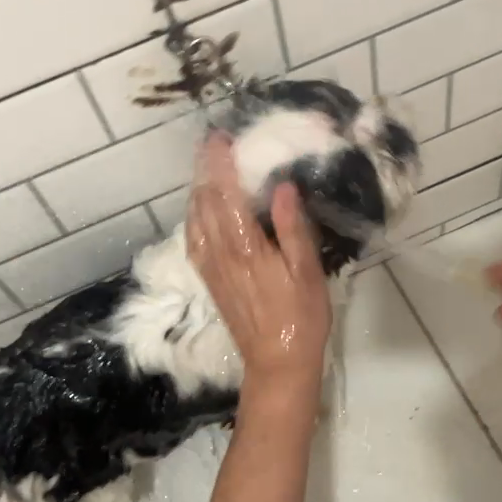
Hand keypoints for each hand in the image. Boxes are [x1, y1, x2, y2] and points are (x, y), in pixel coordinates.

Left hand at [186, 135, 331, 418]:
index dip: (220, 163)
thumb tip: (282, 186)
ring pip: (195, 218)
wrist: (277, 363)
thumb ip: (292, 228)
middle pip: (204, 201)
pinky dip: (195, 215)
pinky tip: (200, 209)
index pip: (226, 194)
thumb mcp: (308, 272)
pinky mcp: (209, 280)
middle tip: (212, 144)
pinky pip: (194, 239)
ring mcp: (210, 267)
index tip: (220, 138)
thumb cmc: (301, 317)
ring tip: (206, 168)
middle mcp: (220, 253)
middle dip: (205, 169)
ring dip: (198, 189)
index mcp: (246, 247)